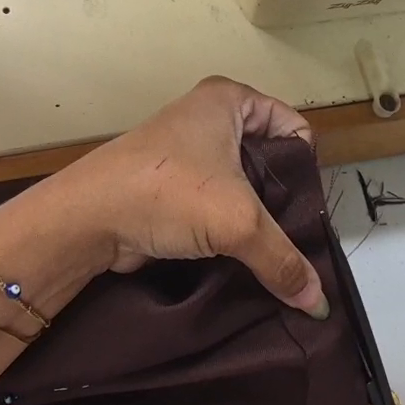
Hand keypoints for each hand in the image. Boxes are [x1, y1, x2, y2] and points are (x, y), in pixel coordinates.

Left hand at [33, 76, 327, 318]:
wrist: (87, 219)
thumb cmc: (165, 193)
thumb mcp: (237, 221)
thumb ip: (283, 259)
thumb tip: (317, 304)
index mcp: (228, 99)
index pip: (295, 131)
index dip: (304, 172)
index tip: (304, 212)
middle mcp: (208, 119)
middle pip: (270, 163)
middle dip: (281, 203)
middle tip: (294, 242)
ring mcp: (186, 154)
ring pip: (242, 189)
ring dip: (255, 222)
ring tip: (271, 255)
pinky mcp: (170, 188)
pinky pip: (216, 207)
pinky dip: (229, 231)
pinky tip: (241, 259)